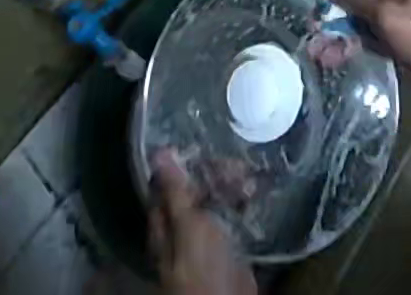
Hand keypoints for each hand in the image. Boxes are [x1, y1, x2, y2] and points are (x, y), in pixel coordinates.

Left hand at [148, 150, 256, 294]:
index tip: (202, 143)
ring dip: (230, 183)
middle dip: (213, 172)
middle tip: (235, 164)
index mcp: (165, 222)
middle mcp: (182, 226)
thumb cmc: (201, 266)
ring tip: (248, 177)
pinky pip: (231, 211)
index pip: (168, 183)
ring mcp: (205, 234)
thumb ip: (175, 190)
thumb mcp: (187, 224)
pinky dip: (241, 199)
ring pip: (214, 198)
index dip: (183, 163)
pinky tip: (253, 191)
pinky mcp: (226, 241)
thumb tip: (157, 152)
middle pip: (194, 188)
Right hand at [323, 0, 410, 92]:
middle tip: (310, 23)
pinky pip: (359, 39)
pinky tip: (329, 58)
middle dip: (331, 6)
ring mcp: (384, 18)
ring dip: (335, 31)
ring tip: (315, 49)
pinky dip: (346, 46)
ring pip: (352, 19)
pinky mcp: (383, 41)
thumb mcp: (384, 12)